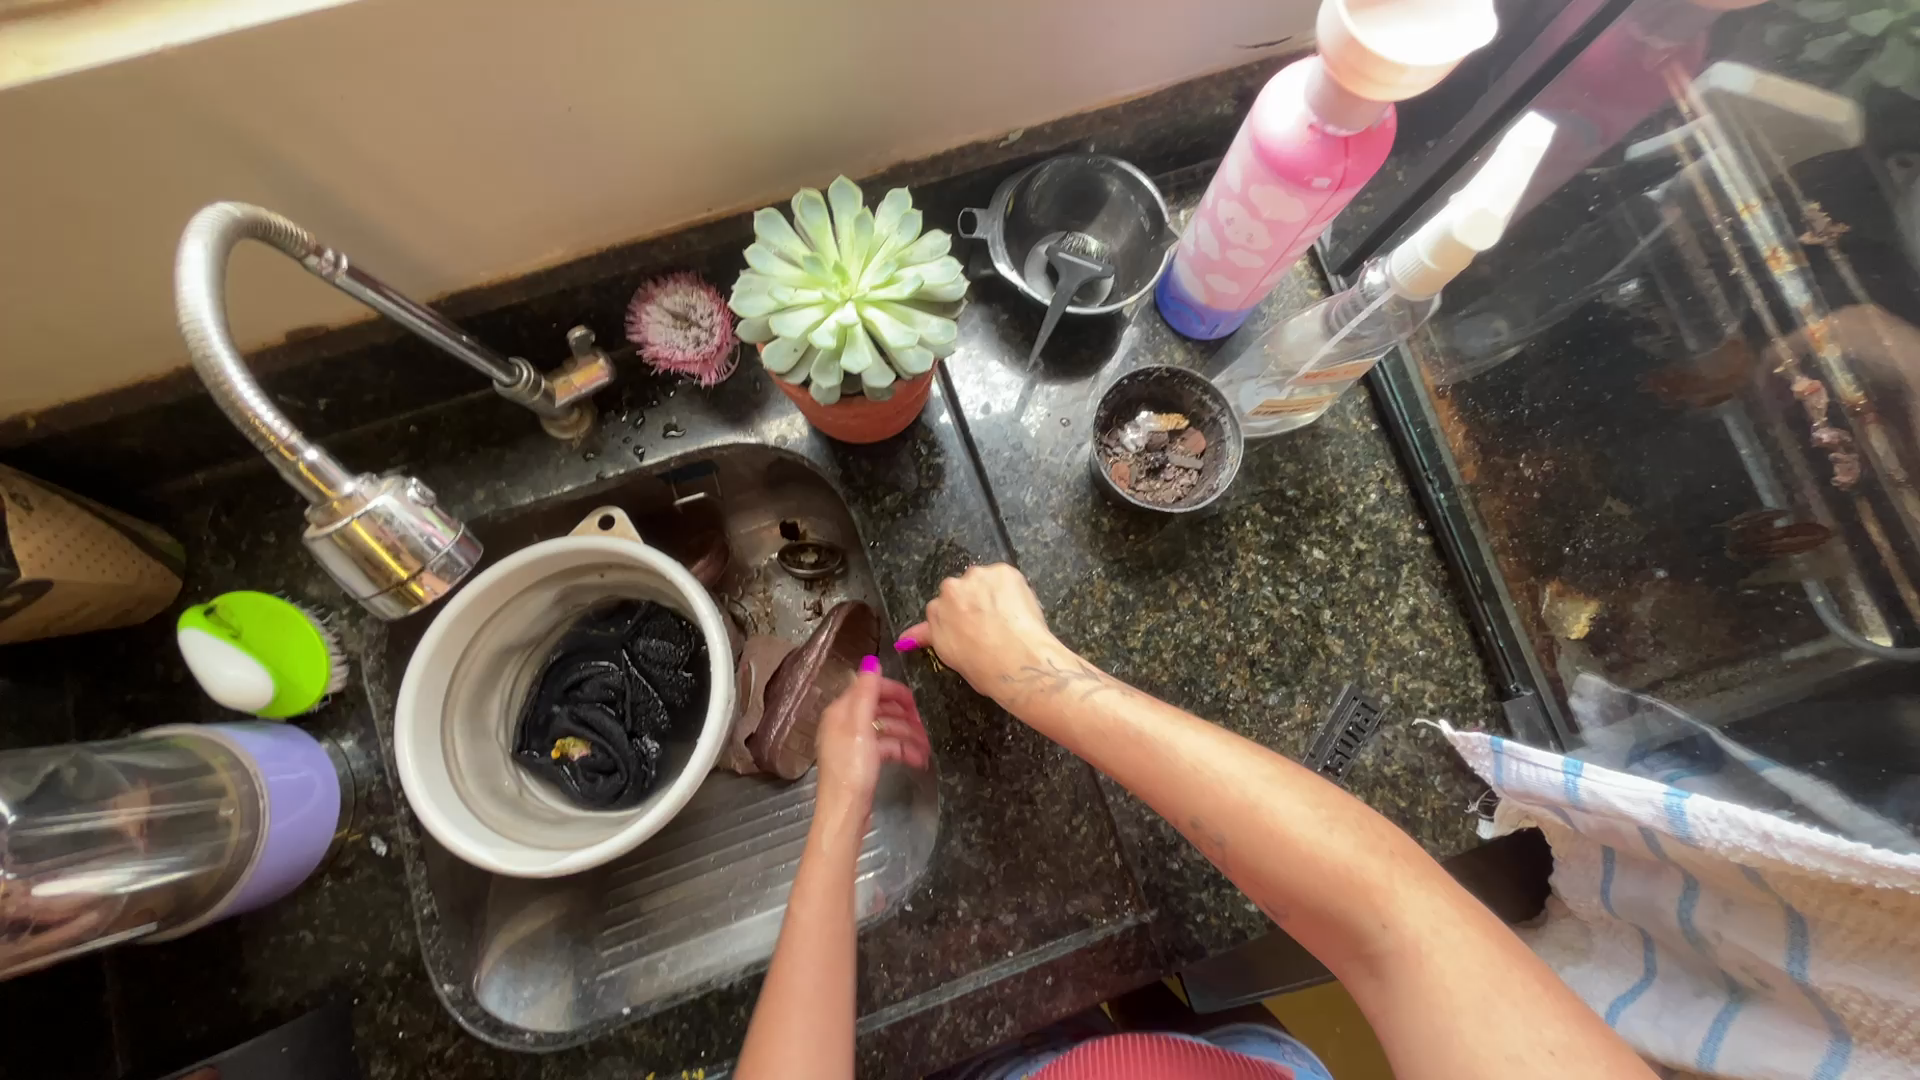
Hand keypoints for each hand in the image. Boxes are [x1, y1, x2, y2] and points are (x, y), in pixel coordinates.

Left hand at [815, 662, 931, 818]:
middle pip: (880, 708)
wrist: (845, 814)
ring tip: (926, 748)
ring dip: (907, 735)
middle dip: (904, 715)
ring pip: (886, 729)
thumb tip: (871, 661)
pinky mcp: (863, 762)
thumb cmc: (852, 770)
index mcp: (841, 711)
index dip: (894, 691)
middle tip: (925, 725)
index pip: (870, 688)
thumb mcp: (859, 727)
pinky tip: (917, 759)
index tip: (916, 701)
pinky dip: (902, 750)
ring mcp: (854, 744)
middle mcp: (845, 723)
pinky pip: (886, 747)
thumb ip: (865, 693)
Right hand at [898, 564, 1065, 702]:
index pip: (942, 606)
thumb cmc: (983, 667)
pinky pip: (1005, 577)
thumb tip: (905, 638)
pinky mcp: (1003, 571)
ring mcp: (977, 577)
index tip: (970, 627)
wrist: (1018, 661)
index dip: (958, 618)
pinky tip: (1017, 609)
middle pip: (961, 589)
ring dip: (991, 592)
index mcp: (936, 610)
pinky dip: (1011, 589)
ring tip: (1006, 617)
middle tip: (989, 624)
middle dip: (972, 602)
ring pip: (983, 581)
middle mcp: (951, 588)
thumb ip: (929, 636)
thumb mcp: (949, 655)